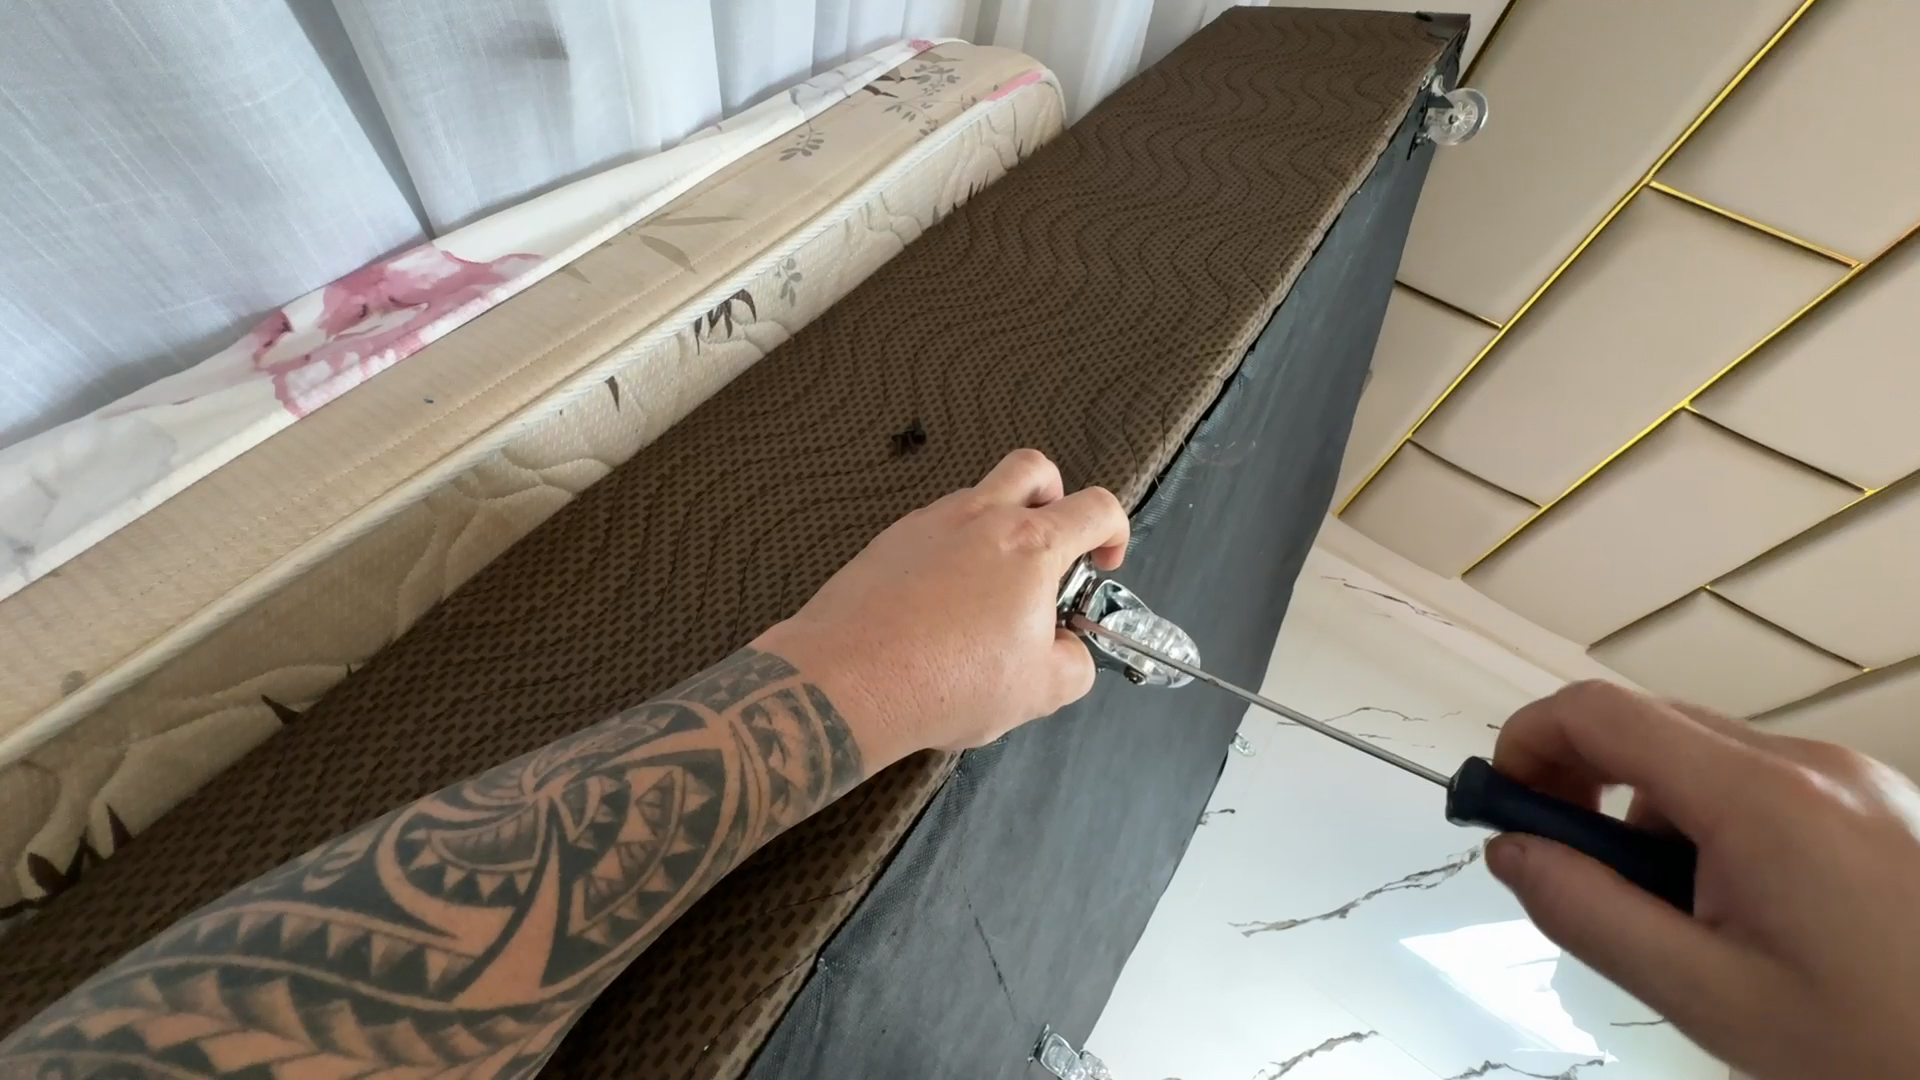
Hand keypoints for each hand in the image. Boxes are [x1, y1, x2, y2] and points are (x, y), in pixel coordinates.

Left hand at [754, 449, 1127, 762]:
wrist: (848, 681)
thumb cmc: (947, 682)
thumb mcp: (1039, 691)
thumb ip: (1074, 663)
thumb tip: (1068, 650)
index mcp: (1029, 545)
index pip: (1095, 507)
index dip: (1115, 530)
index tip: (1104, 562)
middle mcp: (979, 517)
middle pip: (1033, 468)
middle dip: (1056, 495)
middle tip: (1051, 543)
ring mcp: (928, 523)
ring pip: (978, 497)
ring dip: (999, 526)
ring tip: (990, 590)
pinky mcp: (888, 540)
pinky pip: (935, 528)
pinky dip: (953, 550)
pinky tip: (940, 603)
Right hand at [1484, 681, 1919, 1079]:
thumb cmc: (1884, 1052)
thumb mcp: (1712, 1000)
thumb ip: (1586, 913)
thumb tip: (1508, 850)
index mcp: (1765, 797)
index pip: (1594, 711)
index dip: (1525, 741)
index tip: (1508, 805)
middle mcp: (1809, 762)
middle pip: (1636, 724)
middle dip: (1573, 776)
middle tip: (1566, 855)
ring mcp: (1851, 778)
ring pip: (1684, 752)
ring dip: (1635, 805)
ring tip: (1666, 898)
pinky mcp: (1874, 801)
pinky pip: (1740, 776)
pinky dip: (1694, 815)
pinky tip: (1729, 894)